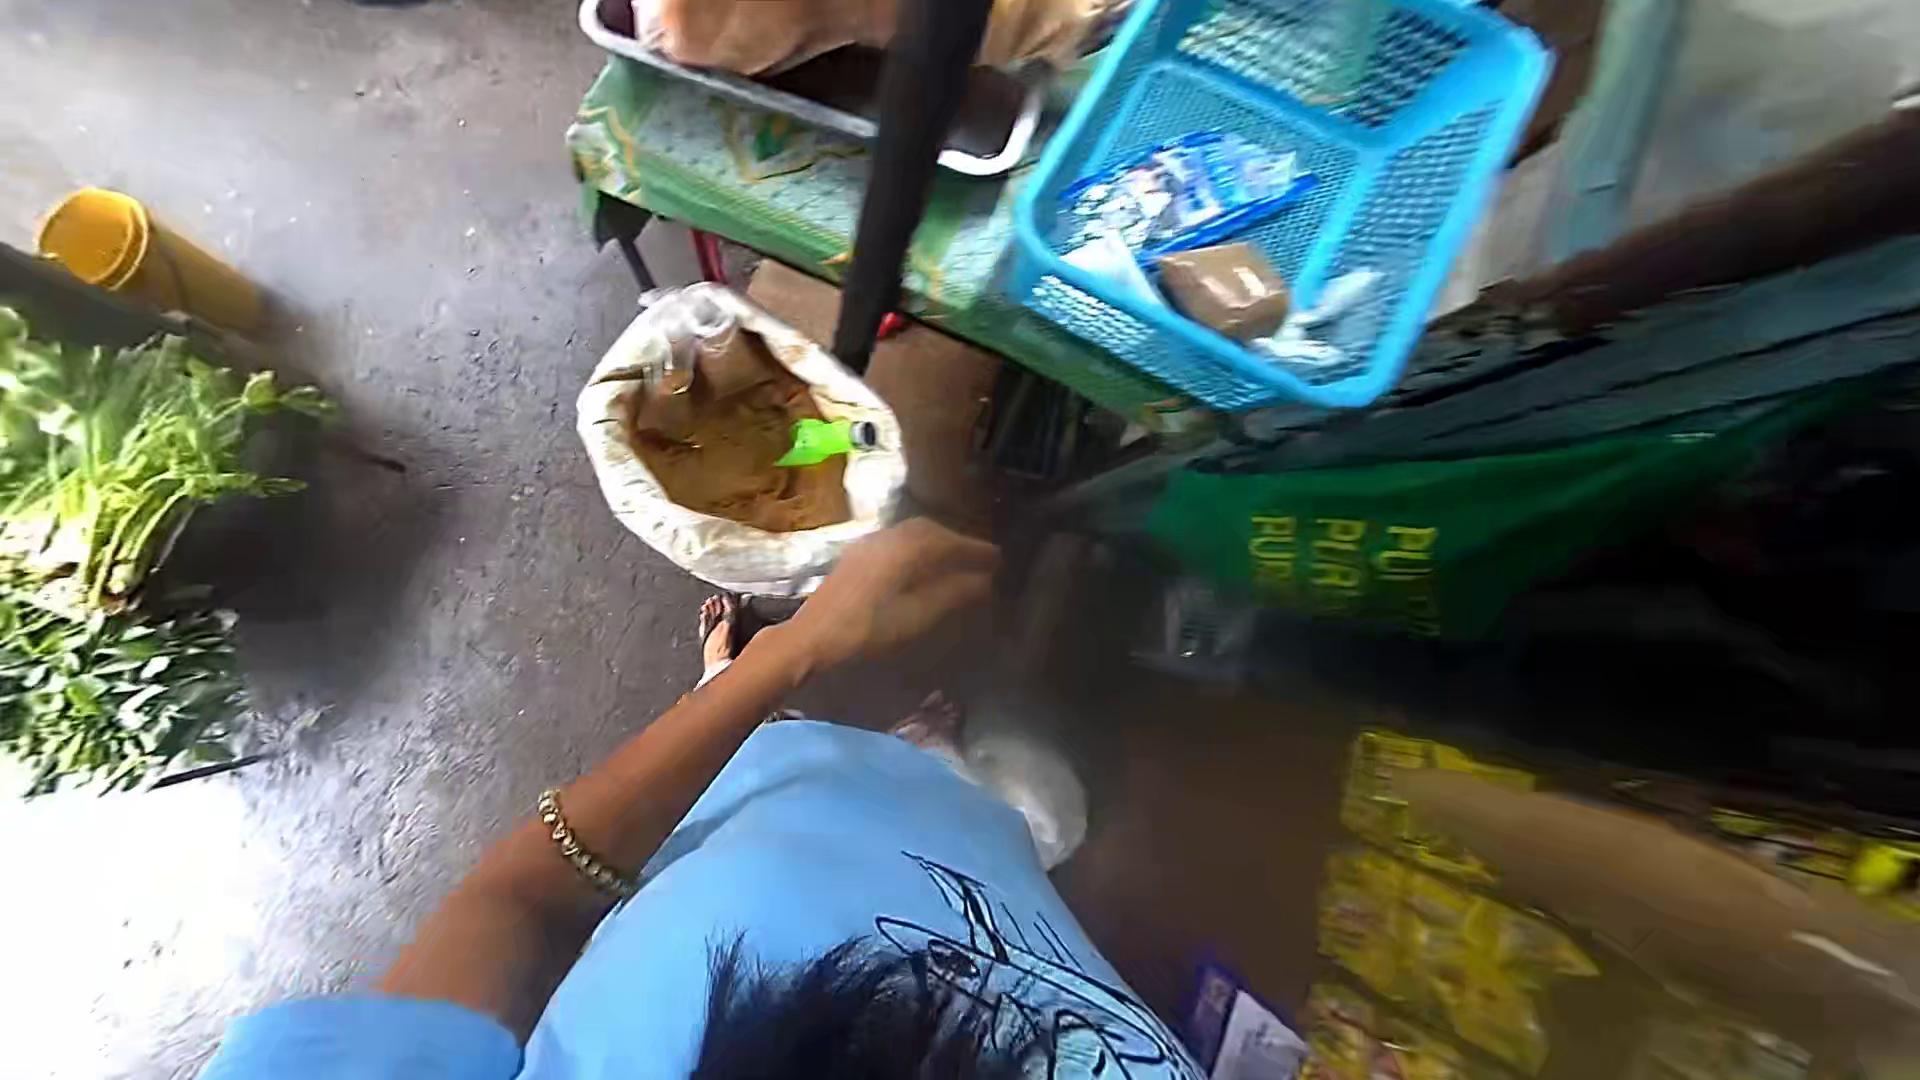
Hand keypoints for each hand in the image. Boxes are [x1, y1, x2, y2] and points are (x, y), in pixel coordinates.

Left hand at [775, 518, 997, 670]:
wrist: (811, 638)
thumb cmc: (867, 631)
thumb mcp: (916, 616)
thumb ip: (952, 595)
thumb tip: (983, 582)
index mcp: (904, 549)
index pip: (949, 542)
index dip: (975, 550)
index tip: (998, 558)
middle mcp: (888, 537)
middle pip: (931, 531)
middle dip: (957, 543)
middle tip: (980, 559)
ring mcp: (869, 544)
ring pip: (912, 534)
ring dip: (938, 544)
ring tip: (957, 562)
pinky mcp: (858, 555)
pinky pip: (898, 541)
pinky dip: (919, 548)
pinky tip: (923, 567)